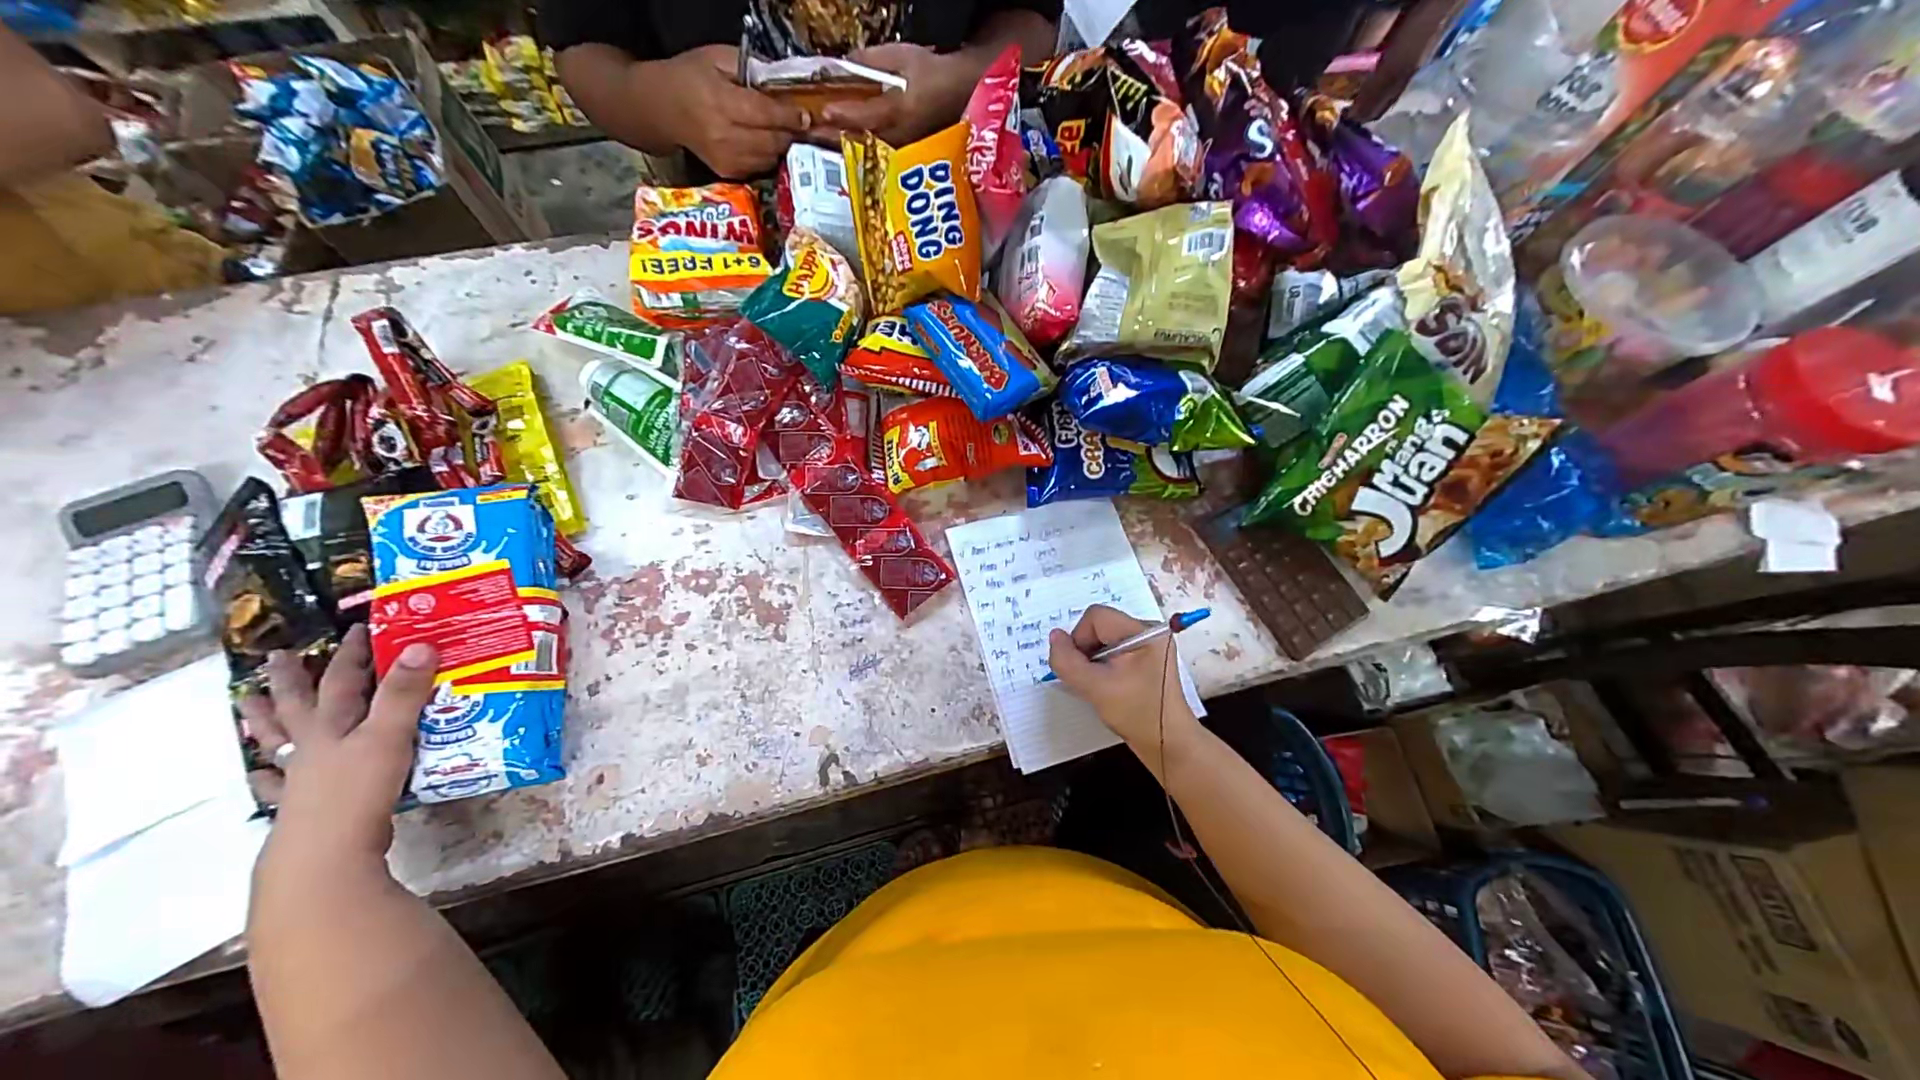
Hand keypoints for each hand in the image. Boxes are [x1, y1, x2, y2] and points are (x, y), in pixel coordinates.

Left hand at [243, 625, 437, 880]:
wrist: (325, 854)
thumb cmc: (358, 790)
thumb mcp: (390, 735)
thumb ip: (405, 693)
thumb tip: (421, 645)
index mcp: (332, 725)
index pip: (343, 680)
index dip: (353, 654)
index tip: (360, 629)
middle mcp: (312, 744)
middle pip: (298, 704)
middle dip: (292, 679)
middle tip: (276, 658)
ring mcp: (301, 776)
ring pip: (279, 740)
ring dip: (265, 721)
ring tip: (247, 706)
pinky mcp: (302, 805)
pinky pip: (276, 786)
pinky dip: (267, 777)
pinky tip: (261, 775)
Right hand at [654, 45, 808, 178]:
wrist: (662, 109)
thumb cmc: (690, 78)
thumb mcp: (717, 58)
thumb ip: (752, 69)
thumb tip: (784, 86)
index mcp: (721, 103)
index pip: (766, 115)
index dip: (790, 117)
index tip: (806, 116)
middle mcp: (725, 136)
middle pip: (773, 141)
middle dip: (789, 133)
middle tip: (798, 125)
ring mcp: (726, 159)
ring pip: (770, 158)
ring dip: (780, 146)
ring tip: (782, 133)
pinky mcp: (727, 173)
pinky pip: (760, 168)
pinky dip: (767, 156)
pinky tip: (764, 143)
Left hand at [814, 43, 975, 145]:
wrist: (962, 93)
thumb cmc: (933, 73)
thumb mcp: (902, 56)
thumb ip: (871, 61)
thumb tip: (844, 63)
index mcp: (898, 111)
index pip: (863, 116)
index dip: (842, 115)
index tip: (823, 112)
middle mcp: (897, 135)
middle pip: (858, 139)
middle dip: (832, 136)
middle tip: (809, 132)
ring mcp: (900, 148)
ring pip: (864, 148)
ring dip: (841, 142)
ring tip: (818, 137)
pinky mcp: (903, 153)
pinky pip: (874, 151)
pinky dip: (856, 145)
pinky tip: (843, 140)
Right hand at [1047, 605, 1201, 755]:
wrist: (1167, 743)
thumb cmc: (1136, 713)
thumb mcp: (1094, 687)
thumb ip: (1067, 660)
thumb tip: (1055, 637)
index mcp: (1144, 631)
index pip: (1096, 617)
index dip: (1079, 639)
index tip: (1083, 669)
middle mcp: (1150, 630)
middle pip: (1100, 625)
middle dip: (1087, 649)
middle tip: (1091, 677)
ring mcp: (1150, 644)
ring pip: (1105, 637)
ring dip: (1094, 658)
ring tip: (1101, 682)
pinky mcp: (1147, 657)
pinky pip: (1114, 648)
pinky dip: (1104, 663)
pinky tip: (1109, 683)